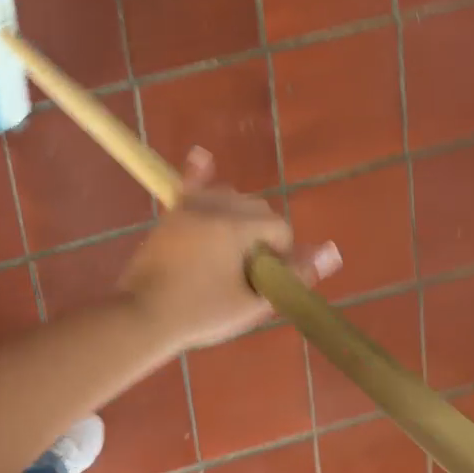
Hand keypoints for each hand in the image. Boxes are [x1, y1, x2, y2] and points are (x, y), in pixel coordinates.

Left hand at [117, 147, 341, 348]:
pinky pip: (187, 188)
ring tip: (232, 250)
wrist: (141, 317)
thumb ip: (292, 273)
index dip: (281, 254)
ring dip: (237, 215)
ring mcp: (186, 209)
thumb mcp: (252, 301)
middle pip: (254, 208)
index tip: (267, 279)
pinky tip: (200, 155)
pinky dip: (198, 174)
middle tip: (248, 271)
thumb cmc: (199, 314)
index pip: (278, 227)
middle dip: (260, 234)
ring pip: (226, 198)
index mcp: (237, 226)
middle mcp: (213, 207)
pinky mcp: (167, 218)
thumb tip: (332, 251)